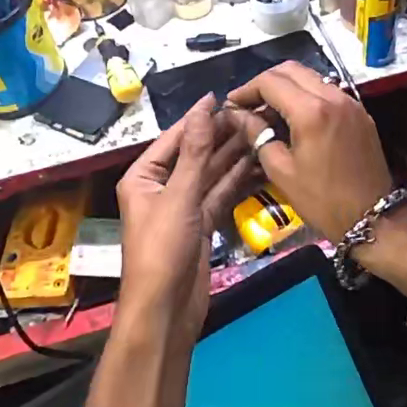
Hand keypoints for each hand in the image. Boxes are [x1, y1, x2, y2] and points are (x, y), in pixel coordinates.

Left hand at [114, 96, 257, 331]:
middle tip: (253, 112)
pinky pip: (221, 192)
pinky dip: (238, 178)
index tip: (224, 95)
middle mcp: (163, 187)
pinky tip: (258, 161)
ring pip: (212, 172)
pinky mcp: (203, 222)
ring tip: (261, 130)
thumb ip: (195, 151)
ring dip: (234, 154)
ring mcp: (184, 205)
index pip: (175, 137)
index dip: (199, 117)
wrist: (166, 311)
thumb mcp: (179, 196)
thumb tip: (203, 107)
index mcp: (144, 176)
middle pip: (196, 153)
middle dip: (222, 135)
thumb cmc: (162, 250)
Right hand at [225, 63, 391, 241]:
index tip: (232, 103)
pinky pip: (328, 90)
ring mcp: (350, 101)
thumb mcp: (281, 171)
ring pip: (311, 77)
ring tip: (269, 109)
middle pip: (292, 70)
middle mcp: (333, 96)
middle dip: (266, 82)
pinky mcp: (360, 111)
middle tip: (248, 102)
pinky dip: (307, 94)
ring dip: (287, 86)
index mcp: (311, 111)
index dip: (247, 89)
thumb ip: (257, 135)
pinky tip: (295, 116)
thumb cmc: (322, 199)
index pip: (271, 82)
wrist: (372, 216)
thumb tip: (237, 115)